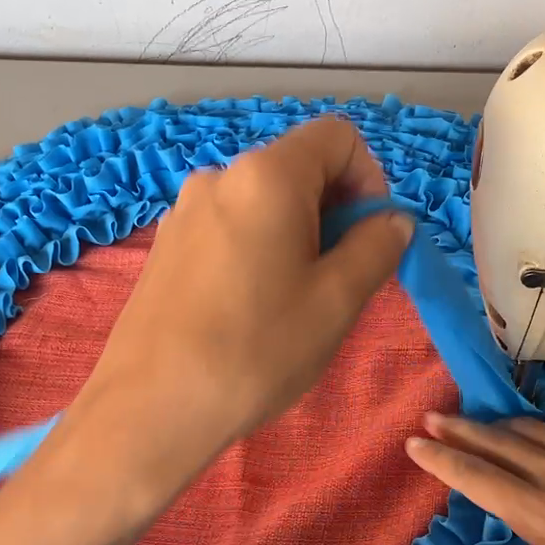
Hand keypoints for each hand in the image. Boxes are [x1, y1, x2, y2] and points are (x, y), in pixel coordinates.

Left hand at [67, 118, 414, 490]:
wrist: (152, 407)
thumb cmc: (257, 349)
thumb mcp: (337, 300)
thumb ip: (377, 247)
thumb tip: (392, 221)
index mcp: (267, 175)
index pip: (338, 137)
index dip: (371, 179)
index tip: (371, 238)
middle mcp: (220, 177)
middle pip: (299, 169)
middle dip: (335, 214)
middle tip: (340, 281)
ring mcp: (185, 212)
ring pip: (264, 204)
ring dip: (298, 237)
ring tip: (295, 304)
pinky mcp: (166, 248)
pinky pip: (231, 230)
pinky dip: (259, 252)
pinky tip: (252, 311)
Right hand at [404, 412, 544, 544]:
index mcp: (544, 513)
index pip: (479, 478)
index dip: (443, 460)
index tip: (414, 444)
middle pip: (497, 443)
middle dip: (459, 431)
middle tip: (429, 419)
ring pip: (529, 430)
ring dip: (494, 425)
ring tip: (471, 421)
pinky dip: (539, 424)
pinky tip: (537, 429)